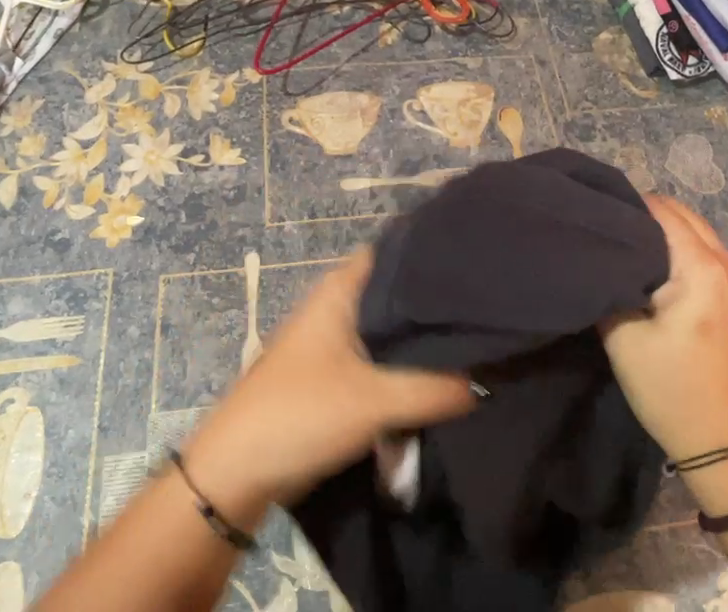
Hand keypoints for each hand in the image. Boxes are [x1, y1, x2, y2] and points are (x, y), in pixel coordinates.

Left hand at [180, 250, 476, 517]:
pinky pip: (384, 366)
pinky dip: (411, 372)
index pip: (396, 253)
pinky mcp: (338, 381)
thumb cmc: (300, 414)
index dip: (435, 254)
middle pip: (399, 297)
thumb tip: (484, 381)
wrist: (236, 474)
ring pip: (392, 335)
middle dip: (438, 307)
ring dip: (425, 345)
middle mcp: (339, 309)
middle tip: (491, 313)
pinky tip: (448, 382)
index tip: (480, 263)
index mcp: (340, 291)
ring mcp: (337, 345)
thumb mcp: (374, 400)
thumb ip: (435, 388)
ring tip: (481, 344)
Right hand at [601, 197, 727, 464]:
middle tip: (602, 231)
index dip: (624, 207)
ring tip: (620, 249)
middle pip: (682, 215)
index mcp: (702, 268)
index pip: (660, 210)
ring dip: (661, 233)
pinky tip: (648, 269)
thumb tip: (598, 255)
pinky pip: (705, 253)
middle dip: (642, 215)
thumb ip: (609, 285)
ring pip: (695, 232)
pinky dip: (678, 249)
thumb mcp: (624, 339)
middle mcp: (727, 263)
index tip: (591, 218)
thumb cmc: (673, 390)